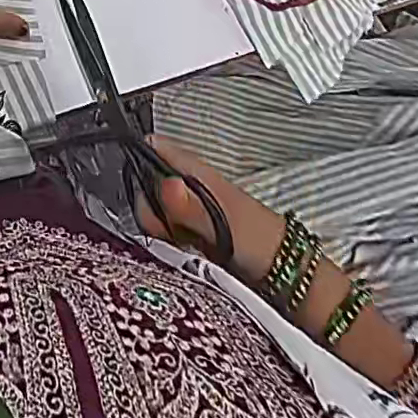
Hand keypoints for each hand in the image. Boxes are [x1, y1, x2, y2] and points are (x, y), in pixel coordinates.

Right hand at [135, 136, 287, 281]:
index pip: (151, 148)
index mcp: (192, 169)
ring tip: (181, 242)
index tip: (145, 195)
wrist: (279, 270)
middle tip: (169, 229)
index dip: (138, 163)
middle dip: (148, 208)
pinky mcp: (187, 227)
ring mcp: (186, 205)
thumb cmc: (256, 238)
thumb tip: (165, 184)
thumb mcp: (220, 222)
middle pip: (144, 183)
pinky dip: (165, 240)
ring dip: (158, 228)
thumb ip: (189, 206)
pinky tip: (181, 250)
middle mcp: (185, 182)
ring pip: (152, 208)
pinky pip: (162, 228)